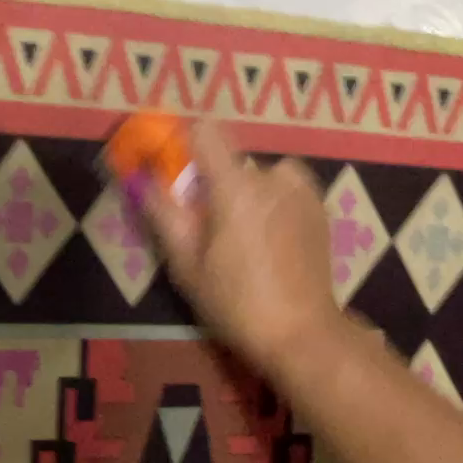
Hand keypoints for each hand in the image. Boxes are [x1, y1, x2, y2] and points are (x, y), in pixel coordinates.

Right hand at [136, 121, 345, 368]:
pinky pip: (282, 190)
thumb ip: (163, 214)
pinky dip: (269, 206)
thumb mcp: (186, 265)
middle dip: (213, 188)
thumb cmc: (234, 303)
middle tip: (208, 235)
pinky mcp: (319, 206)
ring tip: (241, 244)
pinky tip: (268, 246)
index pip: (205, 130)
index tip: (174, 175)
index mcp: (236, 186)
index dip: (184, 145)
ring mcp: (302, 189)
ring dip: (244, 197)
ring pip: (258, 177)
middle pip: (230, 162)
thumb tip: (142, 179)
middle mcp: (272, 175)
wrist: (300, 332)